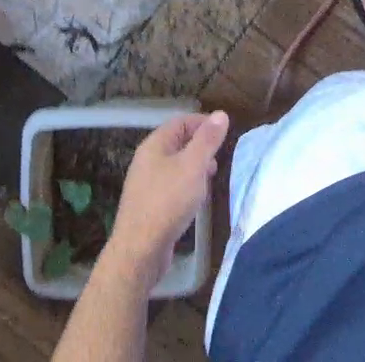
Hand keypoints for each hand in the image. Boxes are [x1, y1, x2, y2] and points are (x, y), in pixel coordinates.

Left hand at [101, 111, 229, 290]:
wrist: (139, 250)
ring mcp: (145, 184)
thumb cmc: (168, 201)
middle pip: (178, 143)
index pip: (181, 122)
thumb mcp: (194, 165)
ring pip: (176, 166)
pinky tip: (196, 201)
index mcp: (154, 146)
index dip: (204, 123)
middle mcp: (146, 161)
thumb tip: (221, 114)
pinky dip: (187, 186)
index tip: (225, 134)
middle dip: (201, 147)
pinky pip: (171, 186)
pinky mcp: (148, 205)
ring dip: (195, 168)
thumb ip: (208, 139)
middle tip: (219, 159)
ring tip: (210, 179)